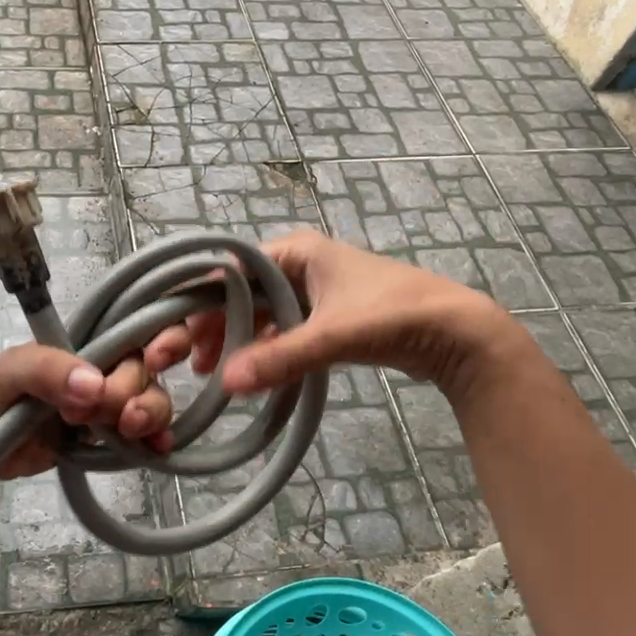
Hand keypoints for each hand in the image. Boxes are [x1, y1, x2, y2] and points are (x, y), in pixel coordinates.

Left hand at [0, 344, 174, 478]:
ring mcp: (106, 406)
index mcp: (88, 342)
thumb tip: (95, 385)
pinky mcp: (103, 441)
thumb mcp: (10, 370)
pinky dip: (152, 443)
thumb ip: (47, 369)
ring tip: (127, 429)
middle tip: (104, 411)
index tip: (153, 358)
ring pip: (150, 403)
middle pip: (147, 371)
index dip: (163, 338)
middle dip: (136, 389)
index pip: (140, 329)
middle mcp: (104, 368)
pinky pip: (139, 439)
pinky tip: (155, 451)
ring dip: (150, 415)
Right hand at [144, 230, 527, 397]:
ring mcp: (315, 290)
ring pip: (262, 312)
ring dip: (238, 339)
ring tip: (212, 373)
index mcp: (297, 251)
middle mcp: (300, 263)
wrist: (459, 334)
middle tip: (191, 361)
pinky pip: (283, 328)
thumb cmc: (393, 316)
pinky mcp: (328, 316)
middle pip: (243, 292)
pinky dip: (266, 348)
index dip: (202, 298)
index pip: (233, 268)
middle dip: (216, 324)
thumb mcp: (333, 335)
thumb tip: (228, 384)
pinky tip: (251, 375)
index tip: (177, 330)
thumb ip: (281, 358)